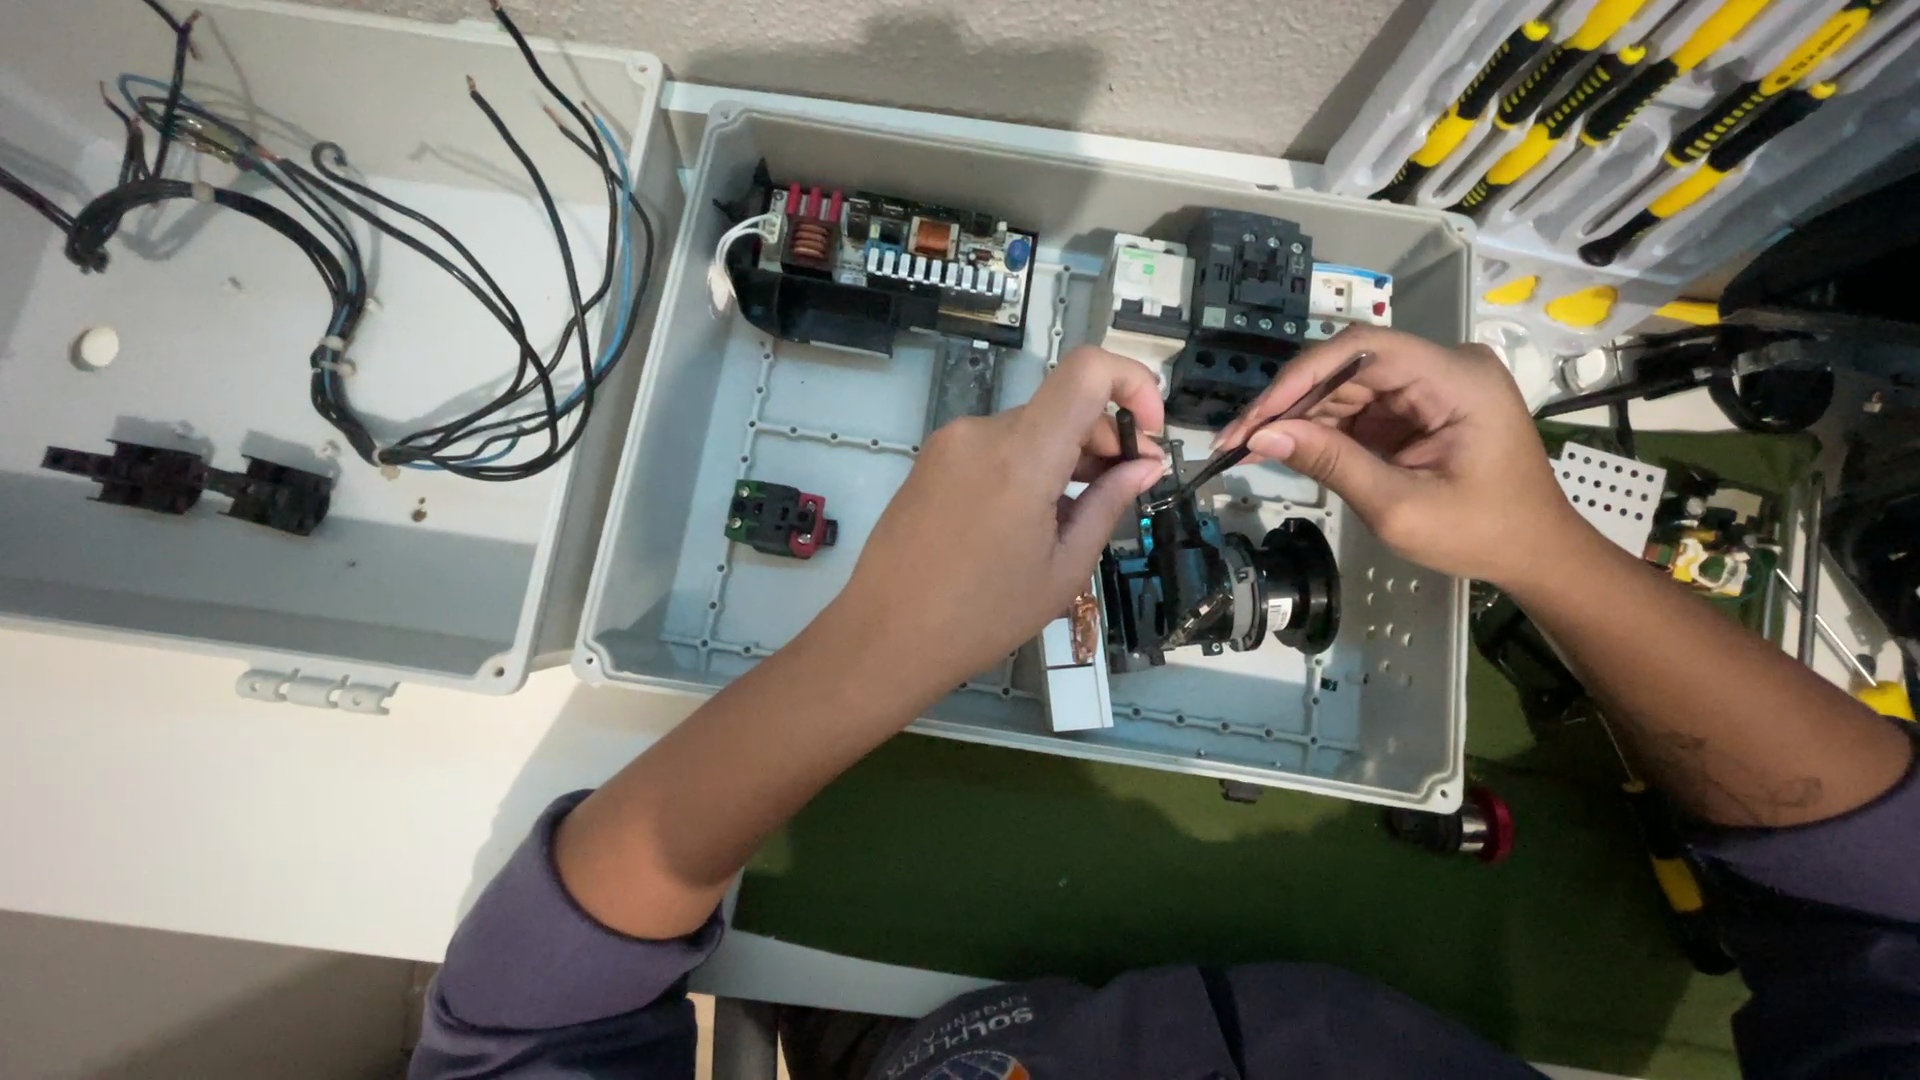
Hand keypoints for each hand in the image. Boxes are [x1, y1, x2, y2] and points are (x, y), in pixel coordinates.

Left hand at [823, 347, 1166, 699]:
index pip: (1087, 370)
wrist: (886, 635)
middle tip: (1122, 490)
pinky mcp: (931, 460)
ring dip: (1064, 457)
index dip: (1132, 384)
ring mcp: (949, 443)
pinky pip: (995, 446)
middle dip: (1102, 440)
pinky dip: (1027, 465)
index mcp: (1021, 455)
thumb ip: (1109, 504)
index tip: (1148, 434)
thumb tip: (1145, 465)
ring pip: (1029, 428)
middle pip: (1061, 405)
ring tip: (1071, 517)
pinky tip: (1027, 518)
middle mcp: (982, 432)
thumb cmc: (982, 616)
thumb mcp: (1064, 568)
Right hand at [1213, 326, 1591, 588]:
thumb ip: (1331, 464)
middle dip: (1288, 402)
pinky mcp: (1415, 408)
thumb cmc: (1479, 534)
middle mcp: (1443, 368)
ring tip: (1245, 448)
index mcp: (1456, 380)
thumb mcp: (1398, 506)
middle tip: (1236, 440)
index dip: (1300, 376)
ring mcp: (1429, 387)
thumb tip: (1262, 435)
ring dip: (1295, 417)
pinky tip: (1279, 447)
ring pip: (1343, 386)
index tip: (1257, 416)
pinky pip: (1355, 407)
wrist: (1534, 553)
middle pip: (1347, 366)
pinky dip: (1317, 430)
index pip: (1363, 349)